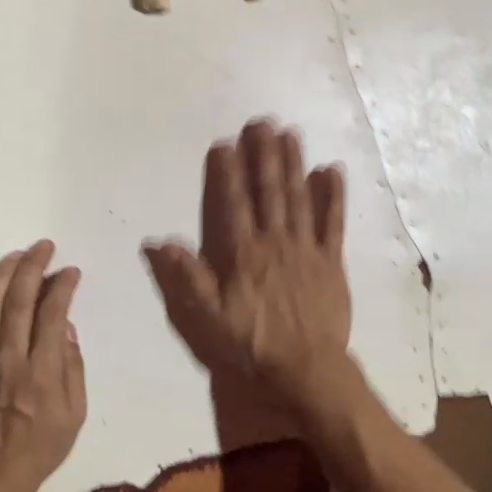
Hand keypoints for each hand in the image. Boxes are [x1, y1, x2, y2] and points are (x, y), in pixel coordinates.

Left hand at [0, 240, 85, 491]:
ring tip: (14, 257)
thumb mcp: (74, 415)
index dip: (62, 286)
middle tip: (42, 247)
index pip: (52, 314)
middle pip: (18, 301)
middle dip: (32, 266)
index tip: (70, 271)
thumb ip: (72, 368)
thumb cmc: (39, 451)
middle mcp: (9, 360)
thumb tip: (65, 328)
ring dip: (1, 275)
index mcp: (42, 372)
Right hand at [144, 119, 359, 420]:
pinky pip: (333, 223)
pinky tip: (332, 171)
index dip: (228, 173)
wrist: (307, 369)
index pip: (233, 204)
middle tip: (262, 122)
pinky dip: (333, 197)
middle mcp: (275, 242)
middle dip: (264, 155)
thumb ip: (188, 277)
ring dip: (294, 164)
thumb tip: (158, 242)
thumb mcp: (208, 318)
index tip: (225, 143)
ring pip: (299, 198)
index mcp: (244, 254)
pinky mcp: (331, 263)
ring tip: (290, 133)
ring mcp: (307, 250)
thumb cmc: (252, 345)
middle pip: (269, 191)